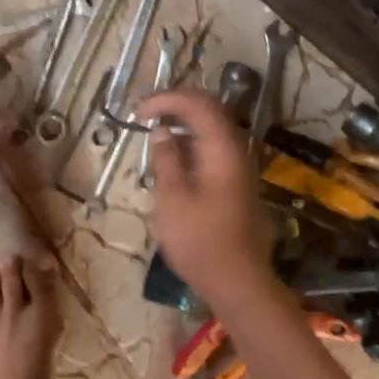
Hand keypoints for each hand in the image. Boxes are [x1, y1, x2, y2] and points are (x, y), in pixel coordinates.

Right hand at [137, 89, 276, 304]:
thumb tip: (163, 132)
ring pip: (212, 131)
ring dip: (183, 125)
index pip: (198, 104)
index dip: (166, 99)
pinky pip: (214, 150)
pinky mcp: (237, 184)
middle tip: (145, 114)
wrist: (237, 280)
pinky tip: (173, 160)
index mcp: (223, 149)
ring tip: (154, 136)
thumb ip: (167, 159)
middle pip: (210, 111)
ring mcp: (240, 168)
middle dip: (176, 105)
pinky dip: (192, 145)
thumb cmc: (200, 241)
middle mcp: (237, 150)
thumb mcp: (173, 198)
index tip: (138, 111)